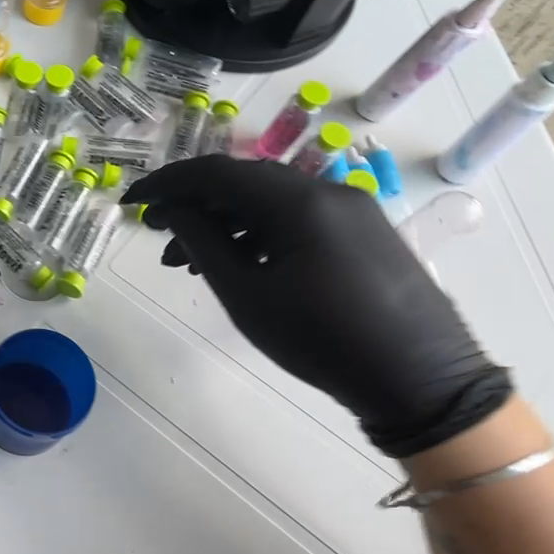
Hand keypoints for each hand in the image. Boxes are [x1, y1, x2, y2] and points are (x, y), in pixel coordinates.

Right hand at [122, 156, 510, 456]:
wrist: (422, 379)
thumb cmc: (322, 341)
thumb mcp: (247, 296)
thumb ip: (202, 244)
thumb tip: (172, 211)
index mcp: (296, 201)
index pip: (214, 173)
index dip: (165, 184)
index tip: (131, 203)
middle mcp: (325, 191)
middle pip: (241, 182)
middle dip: (192, 204)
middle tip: (157, 236)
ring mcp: (350, 209)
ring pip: (269, 200)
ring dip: (223, 221)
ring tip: (188, 261)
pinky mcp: (363, 232)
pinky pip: (296, 217)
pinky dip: (257, 232)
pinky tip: (238, 263)